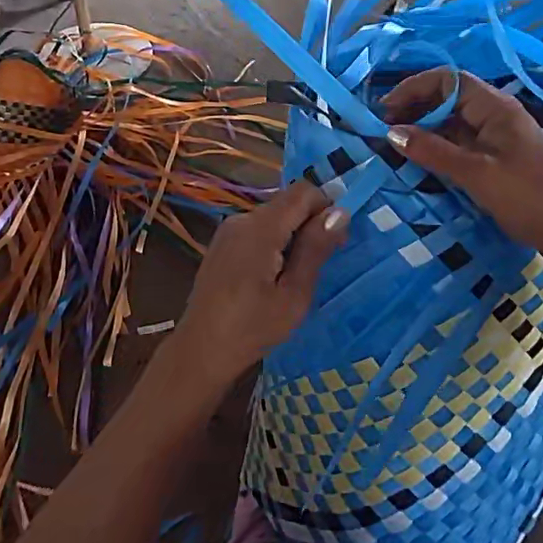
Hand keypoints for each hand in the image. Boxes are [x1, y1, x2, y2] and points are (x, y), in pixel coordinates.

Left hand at [163, 182, 346, 386]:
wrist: (201, 350)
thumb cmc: (252, 328)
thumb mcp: (294, 294)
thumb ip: (315, 248)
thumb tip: (341, 212)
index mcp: (259, 227)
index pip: (302, 192)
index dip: (326, 207)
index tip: (336, 241)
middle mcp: (241, 219)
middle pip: (287, 202)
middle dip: (310, 223)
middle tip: (319, 266)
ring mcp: (228, 230)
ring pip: (273, 216)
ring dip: (292, 236)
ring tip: (295, 277)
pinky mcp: (222, 244)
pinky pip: (257, 230)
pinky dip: (274, 243)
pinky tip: (273, 277)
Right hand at [383, 68, 542, 245]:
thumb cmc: (525, 196)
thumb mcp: (474, 172)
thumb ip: (432, 151)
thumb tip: (391, 132)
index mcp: (495, 107)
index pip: (448, 80)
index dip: (414, 88)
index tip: (386, 108)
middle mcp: (494, 114)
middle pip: (447, 97)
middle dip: (414, 105)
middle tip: (384, 125)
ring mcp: (494, 135)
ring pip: (450, 119)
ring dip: (422, 125)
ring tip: (394, 140)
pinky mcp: (492, 155)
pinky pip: (457, 139)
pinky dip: (434, 143)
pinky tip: (417, 155)